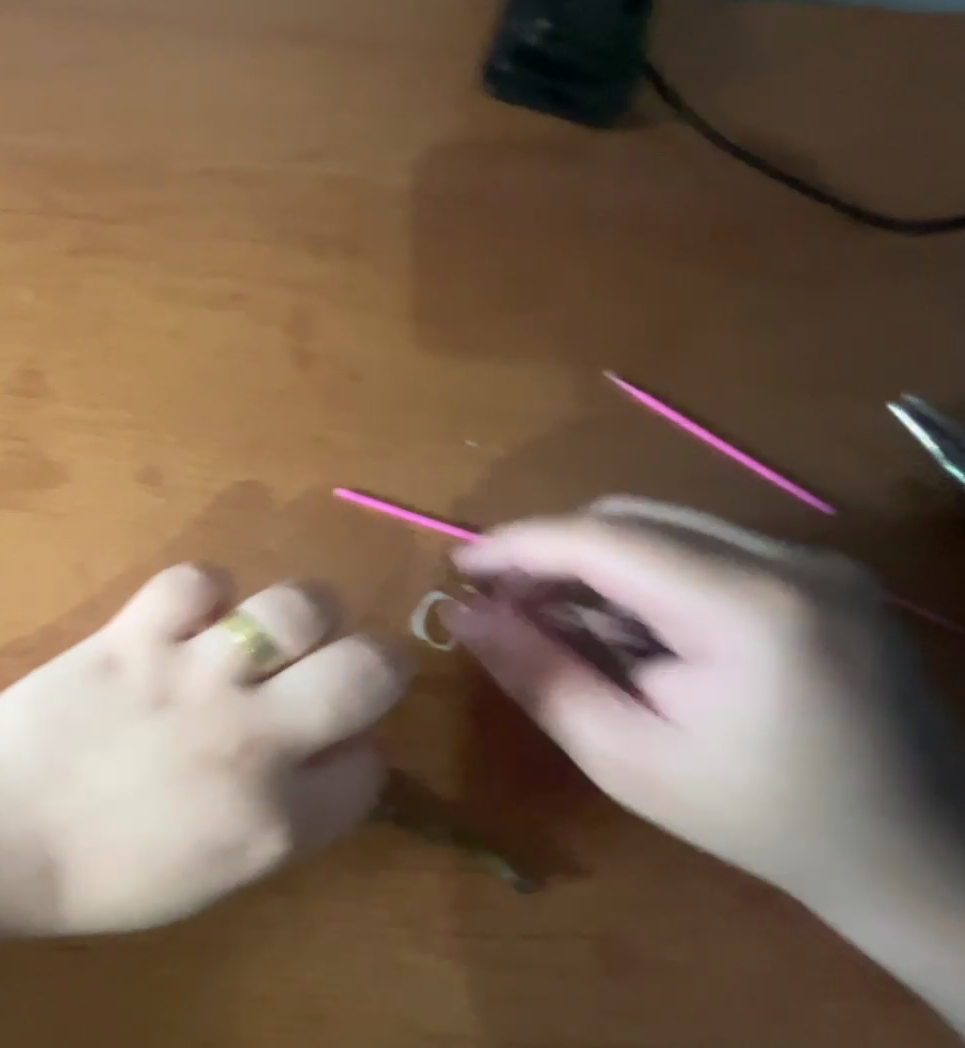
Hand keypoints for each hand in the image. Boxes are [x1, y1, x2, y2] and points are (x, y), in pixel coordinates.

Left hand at [0, 564, 410, 936]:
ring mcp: (193, 679)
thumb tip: (312, 759)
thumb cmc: (94, 874)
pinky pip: (197, 580)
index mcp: (278, 823)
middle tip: (337, 664)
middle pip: (369, 670)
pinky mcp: (133, 636)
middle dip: (374, 662)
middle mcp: (255, 742)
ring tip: (271, 628)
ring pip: (295, 607)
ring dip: (301, 612)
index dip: (354, 749)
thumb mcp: (210, 875)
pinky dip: (204, 590)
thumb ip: (276, 818)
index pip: (369, 765)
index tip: (328, 745)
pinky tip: (189, 615)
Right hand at [448, 497, 964, 903]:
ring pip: (659, 526)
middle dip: (549, 551)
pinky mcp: (818, 576)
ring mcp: (814, 562)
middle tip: (497, 602)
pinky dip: (635, 574)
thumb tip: (459, 613)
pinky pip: (696, 547)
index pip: (601, 539)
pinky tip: (617, 627)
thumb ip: (537, 674)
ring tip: (549, 618)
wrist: (919, 855)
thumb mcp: (622, 756)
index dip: (516, 545)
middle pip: (629, 519)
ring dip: (588, 562)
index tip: (455, 569)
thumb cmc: (757, 816)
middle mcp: (790, 561)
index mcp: (748, 608)